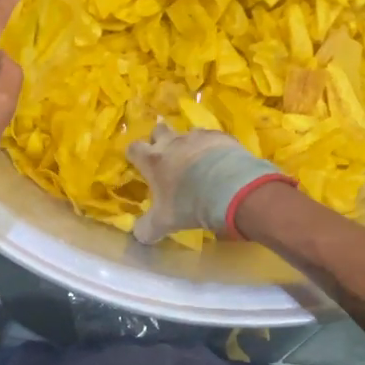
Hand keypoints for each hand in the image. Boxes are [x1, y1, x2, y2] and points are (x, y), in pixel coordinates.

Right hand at [126, 124, 296, 243]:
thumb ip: (147, 228)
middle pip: (159, 129)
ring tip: (197, 161)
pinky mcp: (222, 137)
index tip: (138, 163)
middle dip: (159, 139)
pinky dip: (213, 147)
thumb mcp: (163, 222)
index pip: (134, 148)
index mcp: (153, 160)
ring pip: (188, 132)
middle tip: (166, 156)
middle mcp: (173, 142)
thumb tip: (138, 235)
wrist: (230, 189)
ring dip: (189, 143)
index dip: (134, 155)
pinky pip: (213, 138)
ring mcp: (198, 137)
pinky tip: (219, 161)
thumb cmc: (189, 204)